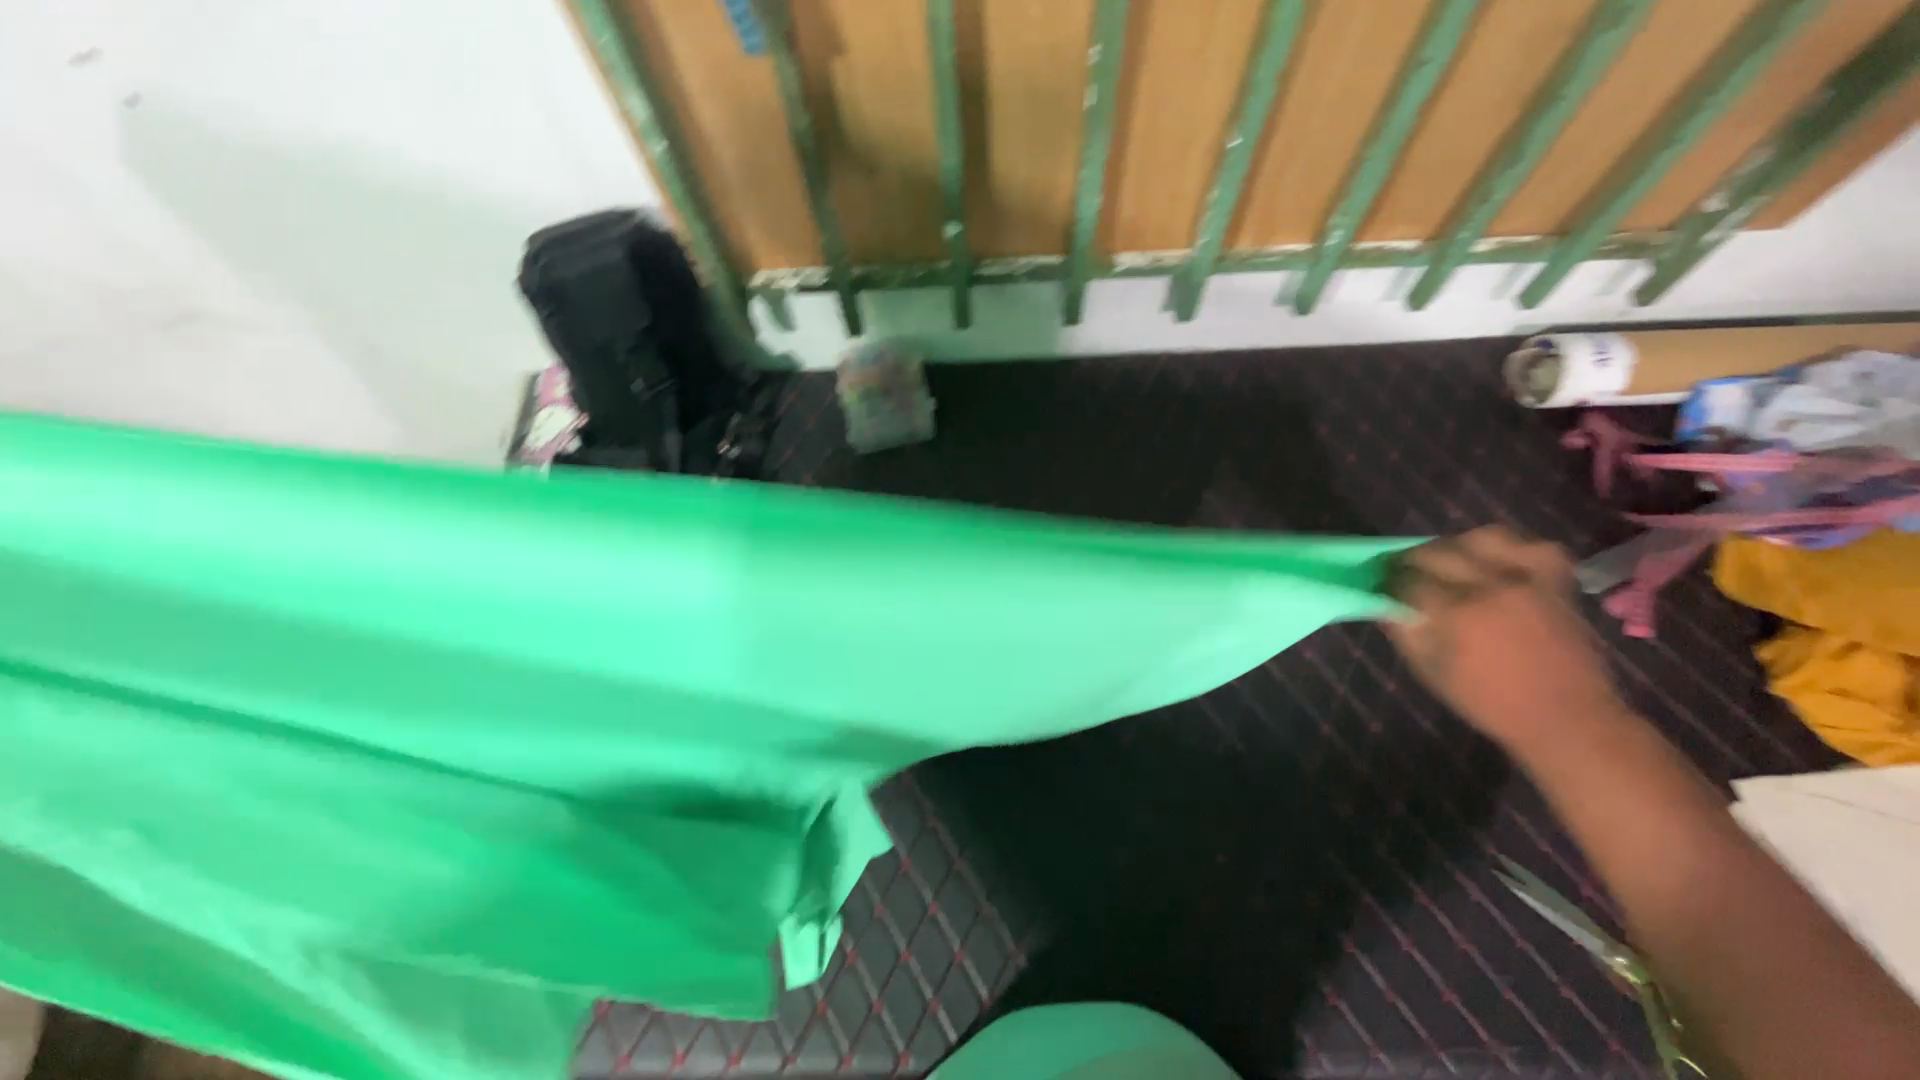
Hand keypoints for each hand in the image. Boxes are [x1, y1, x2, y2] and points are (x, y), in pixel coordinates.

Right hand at [1386, 526, 1628, 750]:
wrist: (1567, 716)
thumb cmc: (1490, 702)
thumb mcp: (1432, 673)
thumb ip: (1405, 633)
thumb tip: (1385, 603)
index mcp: (1457, 614)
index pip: (1408, 581)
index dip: (1389, 581)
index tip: (1382, 586)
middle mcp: (1491, 585)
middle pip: (1439, 551)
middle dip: (1413, 559)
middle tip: (1405, 571)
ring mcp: (1528, 579)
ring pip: (1484, 537)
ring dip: (1459, 544)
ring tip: (1451, 561)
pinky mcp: (1557, 581)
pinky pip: (1532, 546)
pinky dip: (1511, 549)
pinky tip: (1499, 562)